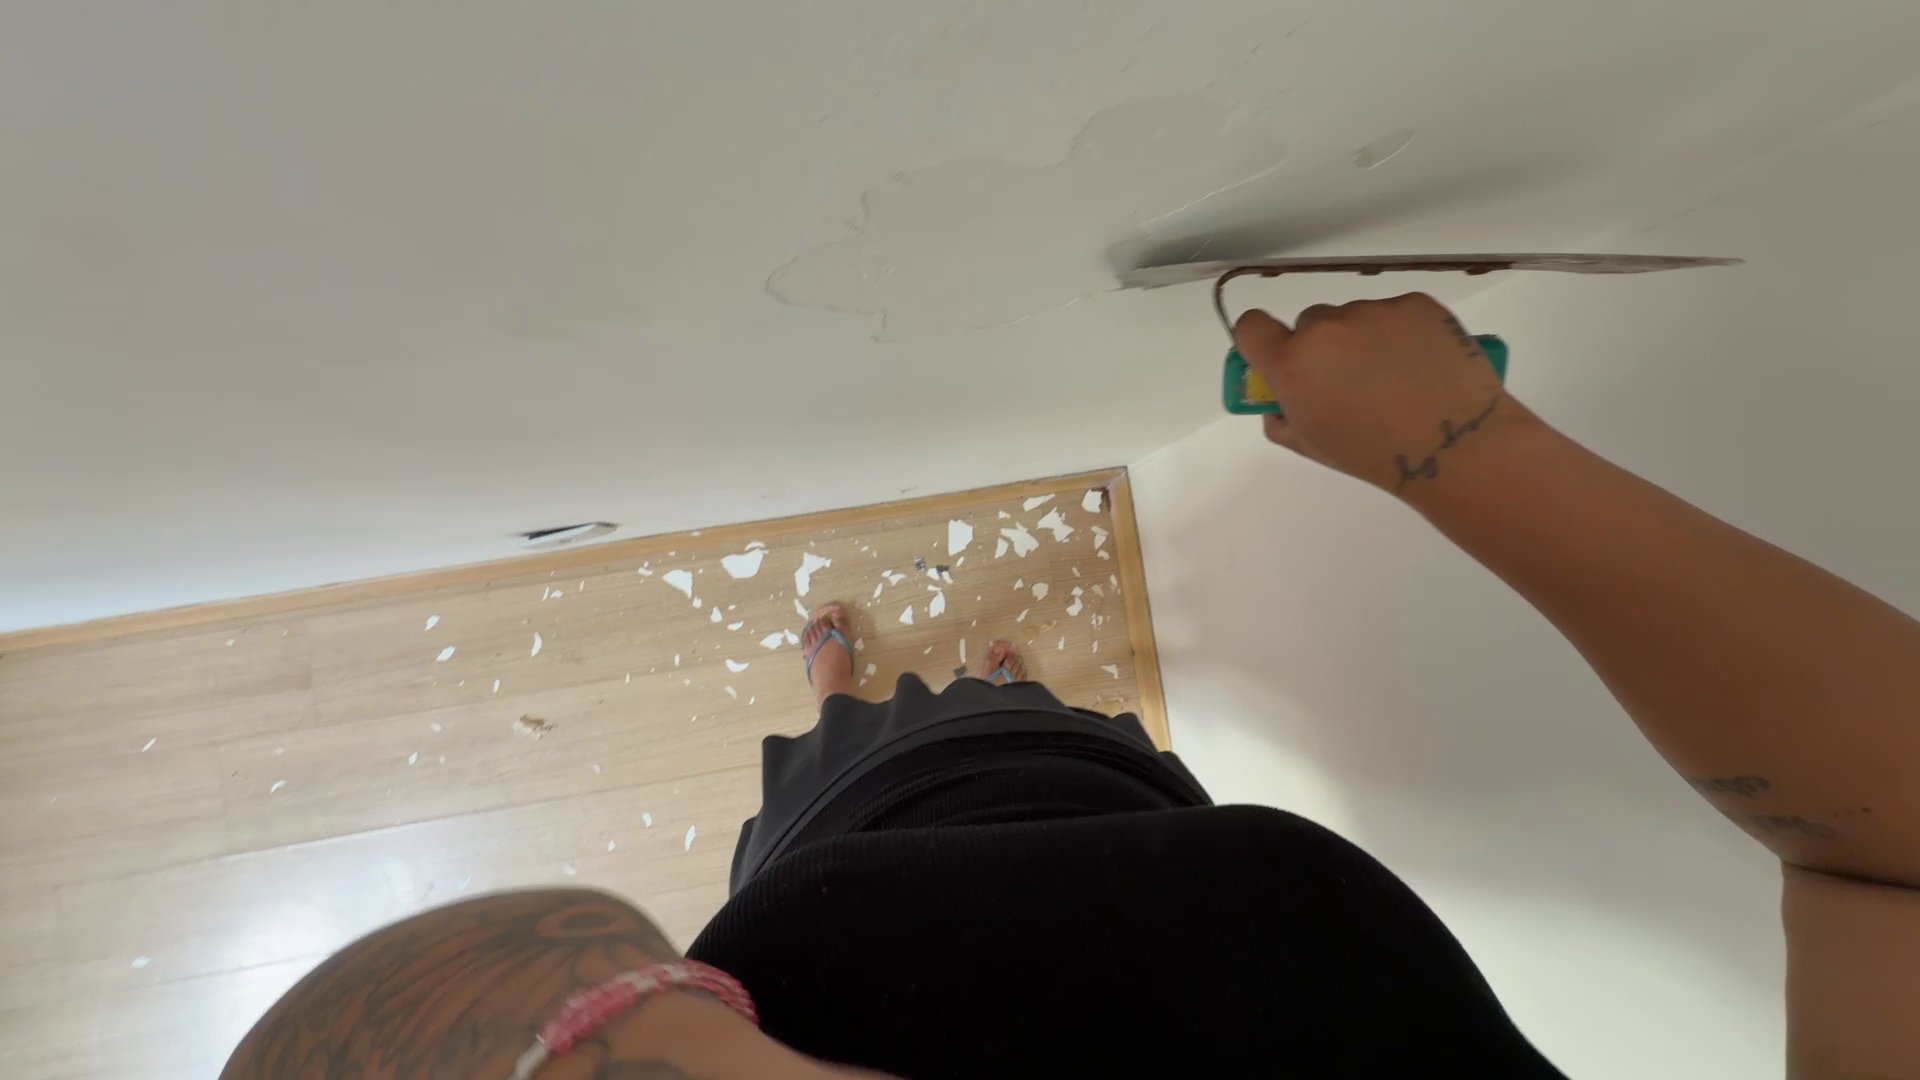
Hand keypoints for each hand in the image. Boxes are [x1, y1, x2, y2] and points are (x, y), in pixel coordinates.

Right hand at [1234, 293, 1533, 497]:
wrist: (1452, 443)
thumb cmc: (1369, 452)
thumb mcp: (1307, 444)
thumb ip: (1279, 416)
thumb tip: (1282, 399)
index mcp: (1290, 364)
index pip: (1250, 326)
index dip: (1259, 339)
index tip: (1274, 355)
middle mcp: (1325, 328)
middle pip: (1308, 323)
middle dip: (1319, 346)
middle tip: (1347, 380)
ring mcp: (1372, 311)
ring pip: (1353, 318)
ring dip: (1361, 339)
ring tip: (1392, 376)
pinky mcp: (1416, 304)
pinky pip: (1393, 313)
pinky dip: (1399, 333)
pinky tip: (1418, 364)